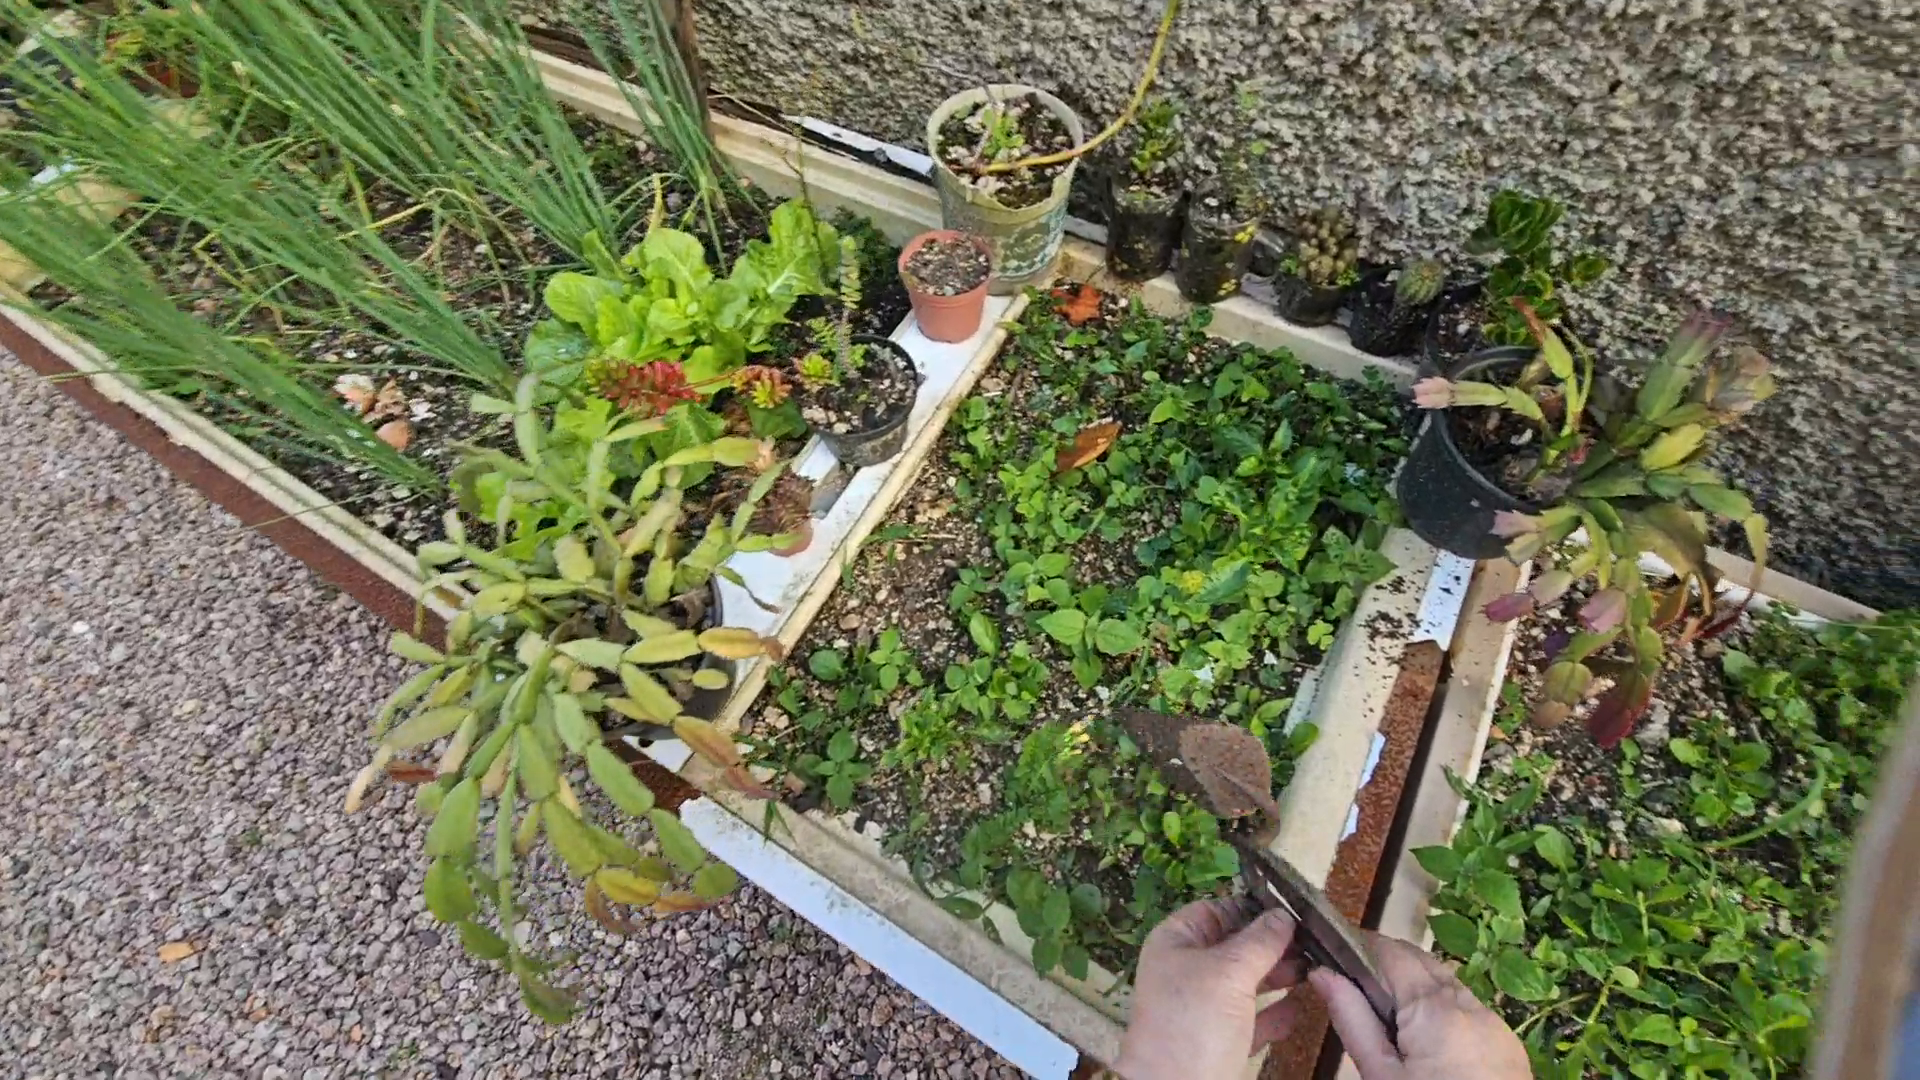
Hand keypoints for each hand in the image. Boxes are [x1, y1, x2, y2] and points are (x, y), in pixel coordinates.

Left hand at [1115, 899, 1305, 1079]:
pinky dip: (1274, 1014)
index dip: (1250, 907)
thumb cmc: (1195, 1020)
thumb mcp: (1228, 972)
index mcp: (1177, 940)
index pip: (1216, 910)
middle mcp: (1188, 967)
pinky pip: (1251, 1018)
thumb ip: (1259, 943)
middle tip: (1314, 941)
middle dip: (1271, 944)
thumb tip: (1283, 914)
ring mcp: (1204, 1006)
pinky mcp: (1220, 1040)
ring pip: (1245, 981)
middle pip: (1234, 945)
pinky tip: (1300, 1010)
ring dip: (1278, 976)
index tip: (1291, 909)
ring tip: (1314, 969)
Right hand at [1313, 932, 1531, 1079]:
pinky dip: (1436, 1005)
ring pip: (1442, 979)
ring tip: (1384, 1017)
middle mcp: (1470, 1005)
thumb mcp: (1380, 1078)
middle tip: (1351, 989)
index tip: (1329, 959)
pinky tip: (1421, 1038)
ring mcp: (1496, 1025)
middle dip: (1382, 963)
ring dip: (1411, 983)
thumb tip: (1321, 972)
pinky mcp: (1509, 1046)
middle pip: (1417, 958)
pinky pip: (1464, 1005)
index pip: (1387, 951)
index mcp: (1435, 1010)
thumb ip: (1351, 1018)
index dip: (1355, 947)